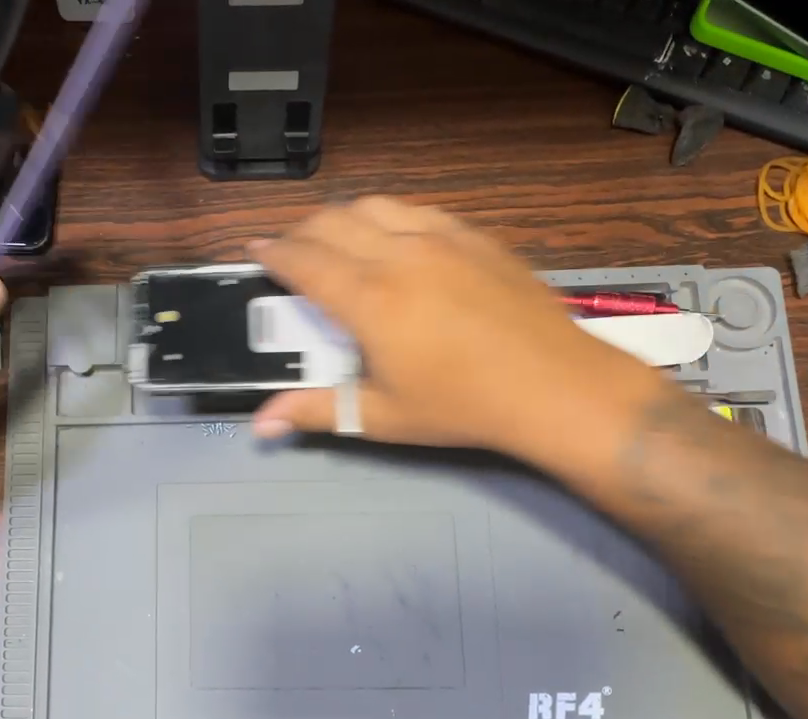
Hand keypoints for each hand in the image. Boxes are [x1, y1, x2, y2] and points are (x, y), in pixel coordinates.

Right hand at [249, 198, 667, 469]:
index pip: (305, 261)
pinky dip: (387, 217)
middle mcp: (400, 255)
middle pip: (333, 222)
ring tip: (332, 237)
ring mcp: (442, 238)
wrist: (552, 385)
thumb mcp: (382, 416)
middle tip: (287, 250)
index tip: (254, 249)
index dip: (273, 253)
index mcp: (370, 300)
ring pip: (375, 206)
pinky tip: (390, 236)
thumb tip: (261, 423)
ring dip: (341, 216)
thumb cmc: (461, 406)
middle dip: (300, 231)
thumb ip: (317, 410)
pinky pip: (416, 210)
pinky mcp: (475, 237)